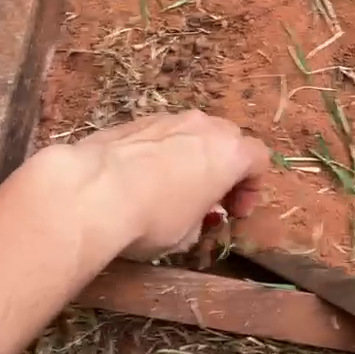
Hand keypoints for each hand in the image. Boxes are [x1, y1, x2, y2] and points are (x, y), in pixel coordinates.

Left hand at [33, 110, 267, 260]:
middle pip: (228, 140)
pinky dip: (162, 152)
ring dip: (192, 158)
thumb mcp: (188, 234)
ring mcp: (168, 118)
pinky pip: (162, 134)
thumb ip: (201, 218)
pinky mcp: (135, 120)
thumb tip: (193, 217)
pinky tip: (141, 180)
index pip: (259, 159)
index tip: (234, 213)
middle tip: (208, 201)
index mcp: (228, 152)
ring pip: (192, 133)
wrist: (95, 189)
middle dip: (223, 168)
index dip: (252, 188)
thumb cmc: (154, 217)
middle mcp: (203, 126)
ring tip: (171, 190)